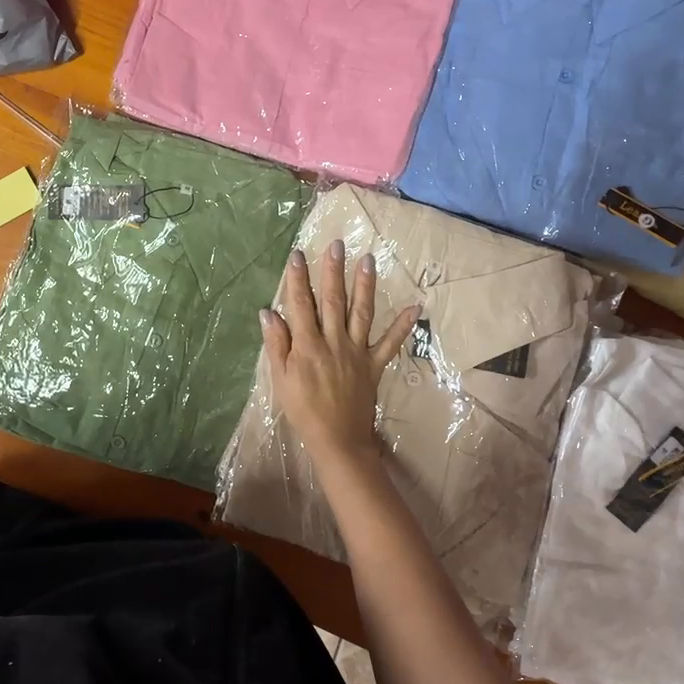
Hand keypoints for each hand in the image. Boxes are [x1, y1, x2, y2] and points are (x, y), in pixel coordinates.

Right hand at [259, 240, 419, 462]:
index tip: (298, 254)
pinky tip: (415, 307)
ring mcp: (356, 352)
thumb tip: (268, 312)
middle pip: (333, 300)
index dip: (298, 278)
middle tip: (336, 244)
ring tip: (368, 259)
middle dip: (333, 270)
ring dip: (365, 285)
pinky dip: (403, 325)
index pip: (300, 304)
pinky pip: (390, 343)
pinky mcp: (374, 365)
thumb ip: (276, 344)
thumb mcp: (280, 379)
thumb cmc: (302, 409)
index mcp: (307, 345)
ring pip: (361, 312)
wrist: (337, 440)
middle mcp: (333, 341)